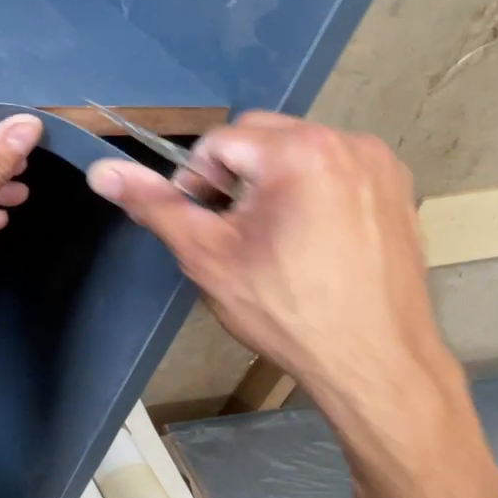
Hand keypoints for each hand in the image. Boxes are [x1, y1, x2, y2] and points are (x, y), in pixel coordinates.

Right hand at [85, 112, 454, 408]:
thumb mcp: (206, 254)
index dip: (197, 183)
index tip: (207, 229)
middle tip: (234, 234)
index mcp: (298, 152)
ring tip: (271, 240)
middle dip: (234, 177)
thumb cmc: (285, 309)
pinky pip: (334, 168)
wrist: (374, 360)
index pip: (217, 141)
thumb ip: (154, 205)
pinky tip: (309, 240)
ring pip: (296, 150)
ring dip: (271, 182)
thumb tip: (101, 172)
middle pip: (259, 136)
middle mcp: (346, 142)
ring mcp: (378, 164)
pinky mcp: (396, 188)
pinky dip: (310, 190)